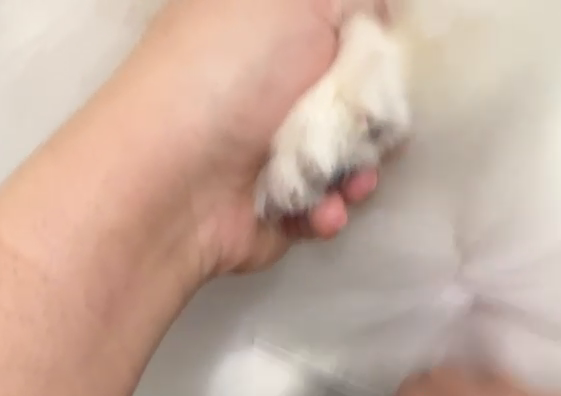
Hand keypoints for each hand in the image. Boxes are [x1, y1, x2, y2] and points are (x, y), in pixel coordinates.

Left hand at [108, 0, 386, 274]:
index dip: (372, 51)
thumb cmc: (233, 72)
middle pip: (349, 103)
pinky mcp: (271, 209)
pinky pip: (318, 209)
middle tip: (373, 132)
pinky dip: (326, 212)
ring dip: (356, 175)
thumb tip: (376, 14)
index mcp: (266, 27)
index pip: (339, 34)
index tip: (385, 67)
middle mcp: (265, 87)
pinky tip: (321, 211)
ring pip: (341, 162)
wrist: (175, 181)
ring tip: (350, 184)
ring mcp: (267, 151)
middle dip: (372, 123)